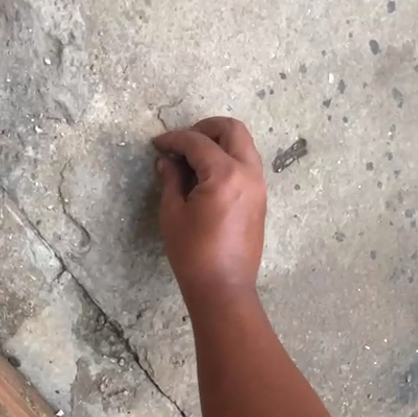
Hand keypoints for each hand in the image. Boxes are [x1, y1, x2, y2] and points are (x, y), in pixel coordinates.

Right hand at [153, 117, 267, 306]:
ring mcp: (258, 185)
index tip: (158, 144)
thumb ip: (171, 181)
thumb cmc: (193, 254)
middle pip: (232, 130)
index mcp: (225, 174)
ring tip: (193, 159)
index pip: (198, 142)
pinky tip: (207, 176)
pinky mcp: (260, 199)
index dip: (174, 139)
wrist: (223, 287)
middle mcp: (248, 172)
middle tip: (182, 143)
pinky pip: (247, 164)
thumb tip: (166, 162)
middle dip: (204, 129)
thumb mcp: (173, 215)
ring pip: (243, 145)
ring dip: (219, 143)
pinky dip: (228, 159)